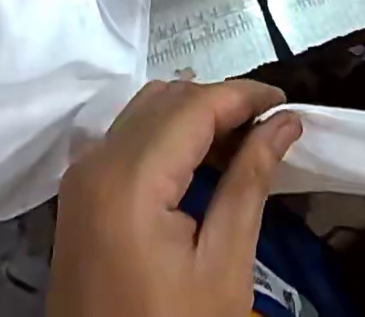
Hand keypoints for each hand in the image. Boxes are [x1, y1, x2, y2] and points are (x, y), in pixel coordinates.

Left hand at [48, 79, 302, 316]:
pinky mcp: (80, 186)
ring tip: (241, 137)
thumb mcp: (223, 269)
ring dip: (193, 111)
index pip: (193, 106)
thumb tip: (284, 125)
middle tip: (267, 124)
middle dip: (220, 101)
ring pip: (145, 107)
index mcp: (130, 179)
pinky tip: (199, 153)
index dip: (242, 95)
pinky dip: (166, 129)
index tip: (284, 100)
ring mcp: (83, 170)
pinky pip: (127, 132)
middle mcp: (98, 159)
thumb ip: (250, 183)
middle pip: (167, 99)